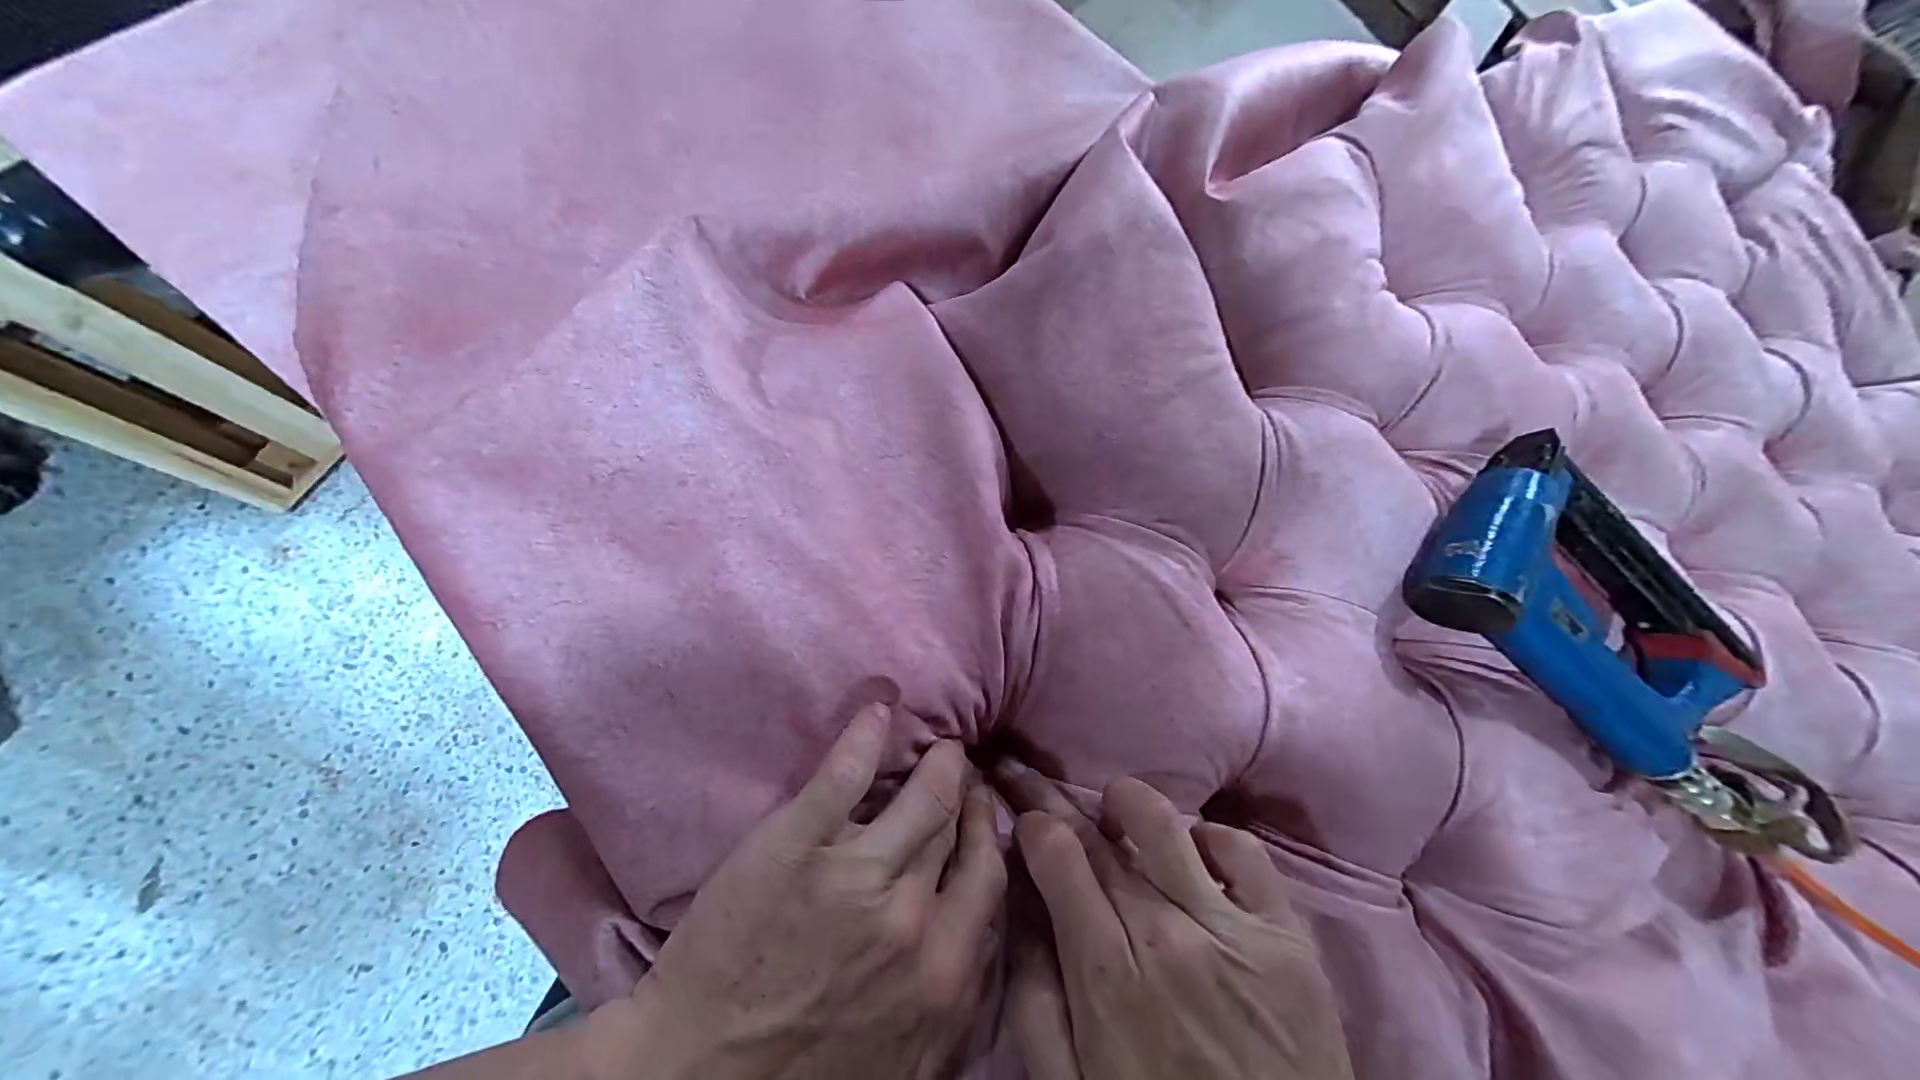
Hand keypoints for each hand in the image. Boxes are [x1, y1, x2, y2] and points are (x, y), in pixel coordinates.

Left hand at [622, 702, 1006, 1079]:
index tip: (983, 808)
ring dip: (936, 762)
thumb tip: (980, 938)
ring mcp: (854, 874)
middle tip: (961, 770)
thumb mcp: (907, 1055)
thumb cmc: (807, 1070)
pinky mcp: (796, 845)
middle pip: (954, 827)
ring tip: (938, 746)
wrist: (698, 1079)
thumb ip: (953, 996)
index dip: (987, 829)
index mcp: (943, 970)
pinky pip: (846, 775)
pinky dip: (866, 736)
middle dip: (965, 791)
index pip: (987, 872)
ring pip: (921, 797)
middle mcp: (911, 916)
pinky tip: (879, 710)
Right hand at [996, 765, 1352, 1079]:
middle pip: (1097, 836)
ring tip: (1113, 811)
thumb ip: (1033, 991)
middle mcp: (1164, 934)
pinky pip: (1242, 850)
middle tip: (1033, 780)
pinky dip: (1208, 835)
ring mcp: (1230, 928)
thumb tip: (1020, 903)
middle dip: (1053, 799)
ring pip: (1164, 823)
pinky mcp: (1286, 935)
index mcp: (1106, 973)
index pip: (1057, 854)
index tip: (1023, 818)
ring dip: (1127, 802)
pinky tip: (1192, 852)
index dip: (1032, 823)